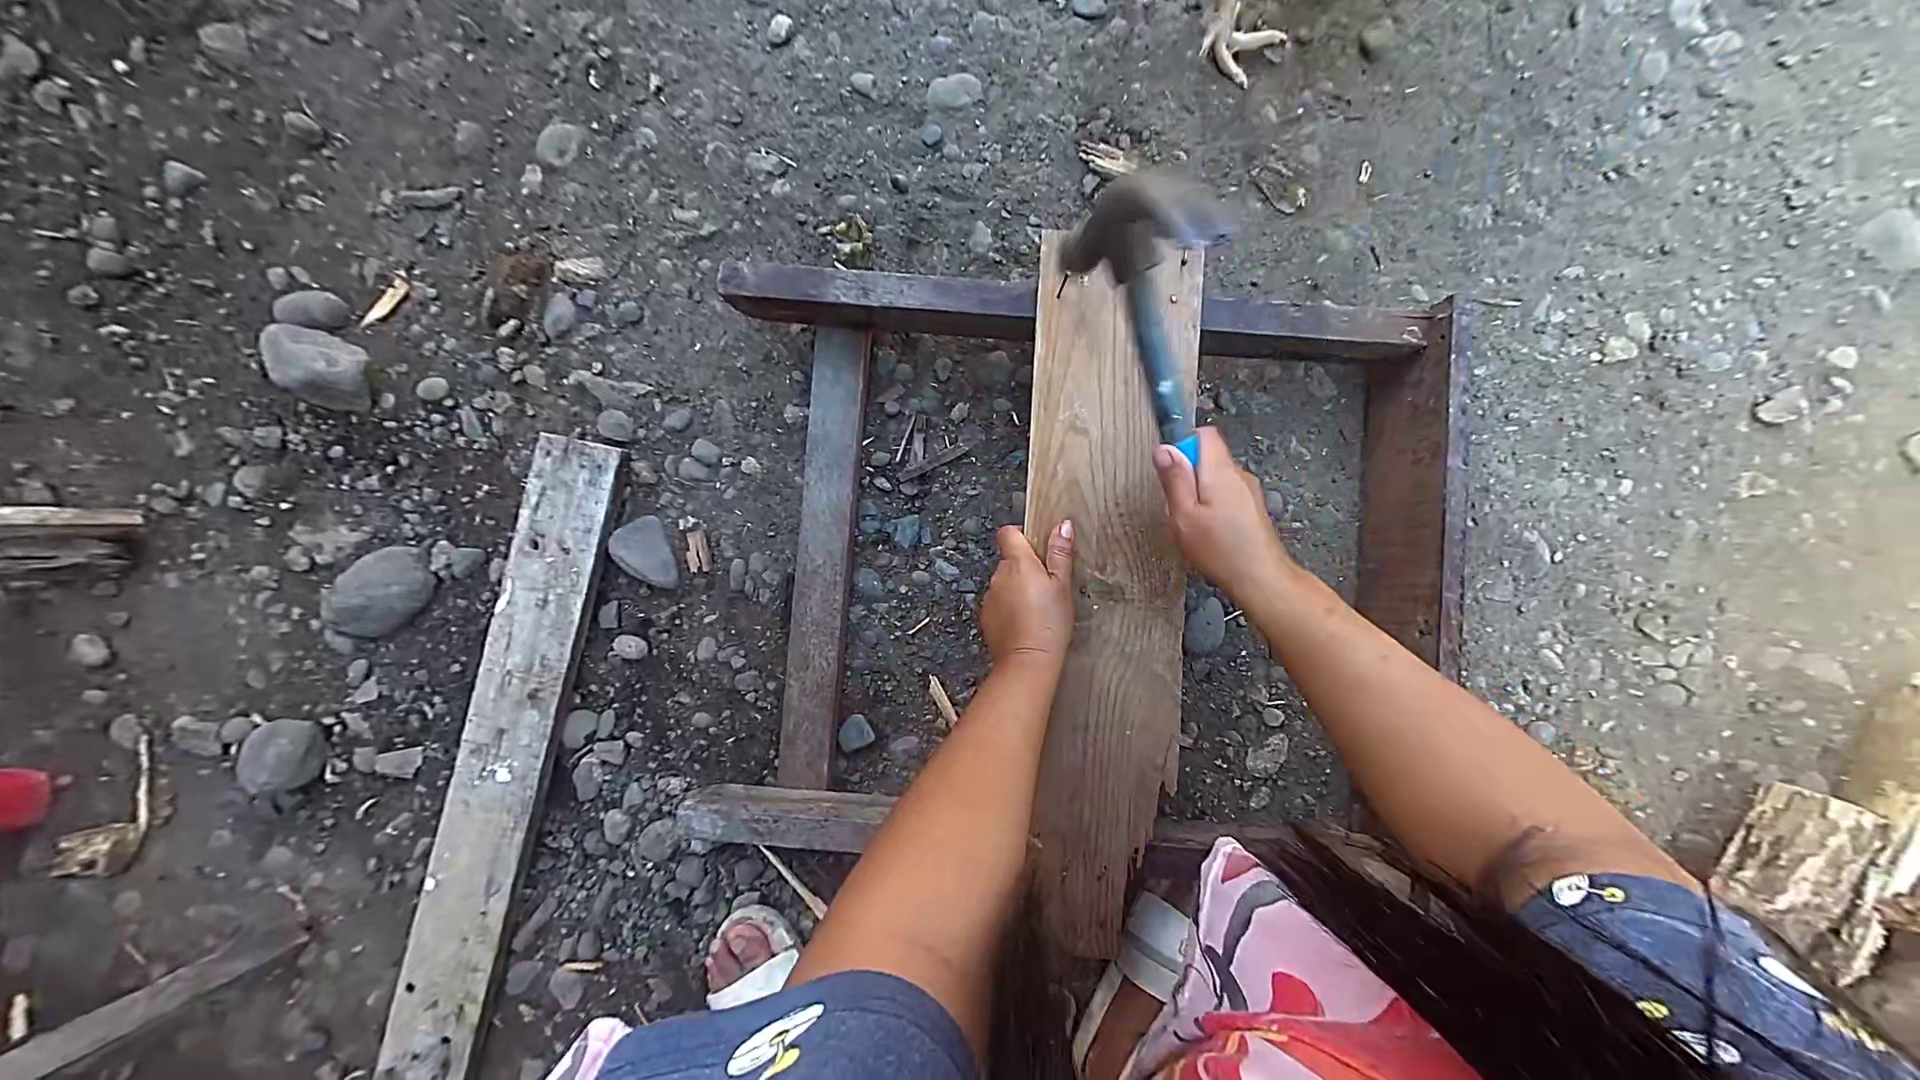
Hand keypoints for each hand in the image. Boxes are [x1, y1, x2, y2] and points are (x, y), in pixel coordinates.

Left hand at [979, 520, 1075, 667]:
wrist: (1028, 661)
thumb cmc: (1049, 623)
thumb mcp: (1062, 585)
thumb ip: (1060, 553)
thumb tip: (1063, 525)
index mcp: (1017, 562)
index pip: (1008, 533)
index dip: (1021, 535)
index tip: (1037, 546)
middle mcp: (998, 576)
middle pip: (1009, 560)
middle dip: (1025, 567)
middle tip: (1047, 584)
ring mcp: (990, 597)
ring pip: (1004, 583)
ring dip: (1017, 589)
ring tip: (1038, 607)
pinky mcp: (987, 617)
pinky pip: (999, 603)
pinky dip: (1009, 607)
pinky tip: (1026, 621)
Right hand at [1153, 427, 1293, 601]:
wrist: (1259, 578)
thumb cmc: (1221, 550)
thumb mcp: (1183, 515)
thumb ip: (1174, 479)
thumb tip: (1164, 449)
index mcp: (1220, 471)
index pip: (1203, 434)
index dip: (1182, 445)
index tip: (1171, 471)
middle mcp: (1238, 475)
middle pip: (1207, 456)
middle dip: (1187, 475)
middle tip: (1178, 505)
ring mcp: (1248, 491)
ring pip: (1214, 477)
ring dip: (1198, 493)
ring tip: (1192, 522)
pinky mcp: (1251, 507)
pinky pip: (1224, 494)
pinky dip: (1211, 505)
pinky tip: (1207, 530)